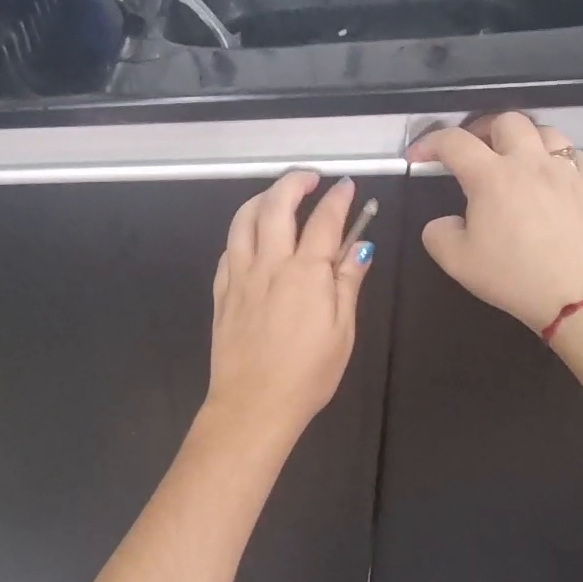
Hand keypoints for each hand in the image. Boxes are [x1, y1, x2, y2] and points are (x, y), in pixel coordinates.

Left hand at [207, 172, 373, 431]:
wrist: (252, 403)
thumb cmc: (307, 375)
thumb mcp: (342, 332)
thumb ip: (348, 283)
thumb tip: (361, 246)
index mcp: (306, 273)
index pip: (324, 221)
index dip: (338, 199)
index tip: (347, 186)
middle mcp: (270, 264)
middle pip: (277, 205)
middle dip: (294, 182)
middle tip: (311, 178)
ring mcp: (240, 276)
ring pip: (244, 220)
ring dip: (261, 199)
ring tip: (277, 196)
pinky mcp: (221, 291)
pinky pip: (228, 249)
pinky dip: (241, 232)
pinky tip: (250, 236)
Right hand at [407, 112, 582, 331]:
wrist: (576, 295)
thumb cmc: (511, 274)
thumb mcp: (455, 260)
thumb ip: (437, 233)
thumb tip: (446, 222)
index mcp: (491, 176)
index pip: (454, 141)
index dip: (429, 142)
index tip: (417, 157)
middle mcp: (529, 163)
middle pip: (507, 121)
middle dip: (482, 130)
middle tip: (471, 152)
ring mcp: (565, 173)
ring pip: (547, 130)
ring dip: (524, 137)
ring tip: (512, 158)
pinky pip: (576, 157)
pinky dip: (559, 158)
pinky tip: (551, 175)